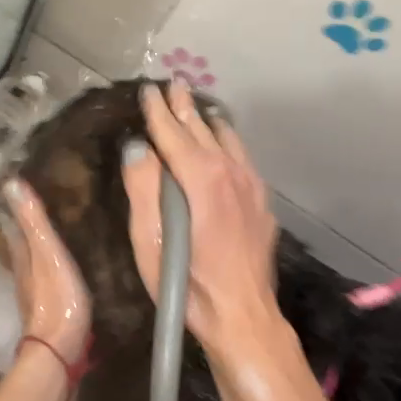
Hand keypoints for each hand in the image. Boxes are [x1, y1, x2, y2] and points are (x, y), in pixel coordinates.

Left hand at [0, 177, 91, 368]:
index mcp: (23, 259)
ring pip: (32, 266)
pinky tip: (58, 272)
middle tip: (34, 208)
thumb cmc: (57, 300)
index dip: (16, 211)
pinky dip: (49, 271)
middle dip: (25, 230)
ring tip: (47, 236)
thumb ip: (34, 223)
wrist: (58, 352)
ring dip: (36, 251)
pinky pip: (46, 283)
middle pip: (21, 247)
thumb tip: (10, 183)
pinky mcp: (48, 313)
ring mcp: (34, 297)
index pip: (15, 228)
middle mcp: (24, 276)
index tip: (16, 190)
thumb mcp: (49, 255)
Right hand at [122, 80, 281, 354]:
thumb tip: (138, 146)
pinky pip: (242, 159)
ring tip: (199, 107)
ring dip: (210, 121)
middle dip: (185, 107)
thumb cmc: (185, 283)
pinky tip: (225, 146)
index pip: (174, 133)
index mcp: (200, 177)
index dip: (158, 111)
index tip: (147, 89)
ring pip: (229, 141)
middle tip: (174, 85)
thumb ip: (143, 188)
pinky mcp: (262, 205)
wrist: (241, 315)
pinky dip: (228, 143)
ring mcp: (252, 187)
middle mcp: (231, 172)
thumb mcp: (149, 241)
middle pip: (204, 130)